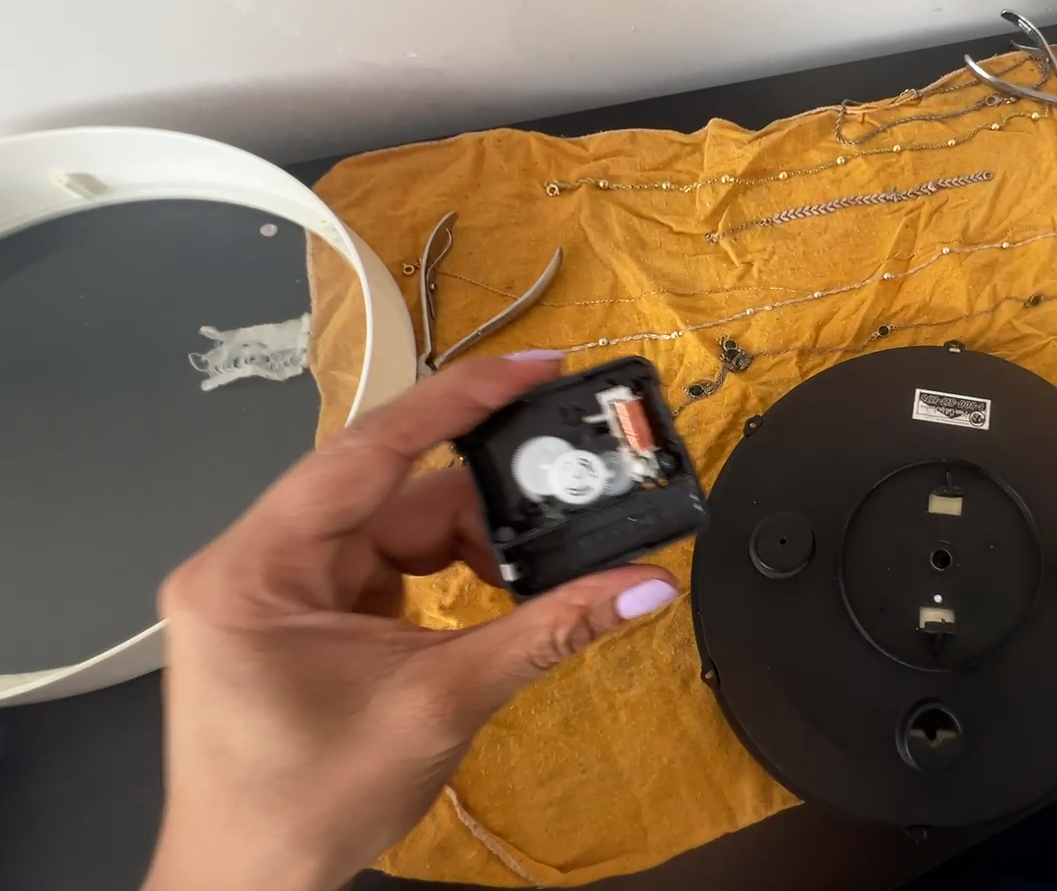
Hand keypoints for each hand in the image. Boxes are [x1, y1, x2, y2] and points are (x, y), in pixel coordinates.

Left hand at [143, 354, 680, 890]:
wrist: (253, 885)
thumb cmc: (314, 800)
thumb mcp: (448, 700)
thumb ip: (557, 628)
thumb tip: (653, 584)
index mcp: (261, 568)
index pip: (368, 450)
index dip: (458, 400)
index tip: (538, 368)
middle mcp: (271, 556)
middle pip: (404, 483)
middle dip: (494, 487)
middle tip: (577, 475)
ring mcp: (300, 576)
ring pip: (417, 515)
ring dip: (490, 532)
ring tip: (549, 556)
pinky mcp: (330, 597)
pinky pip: (414, 549)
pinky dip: (472, 557)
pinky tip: (510, 580)